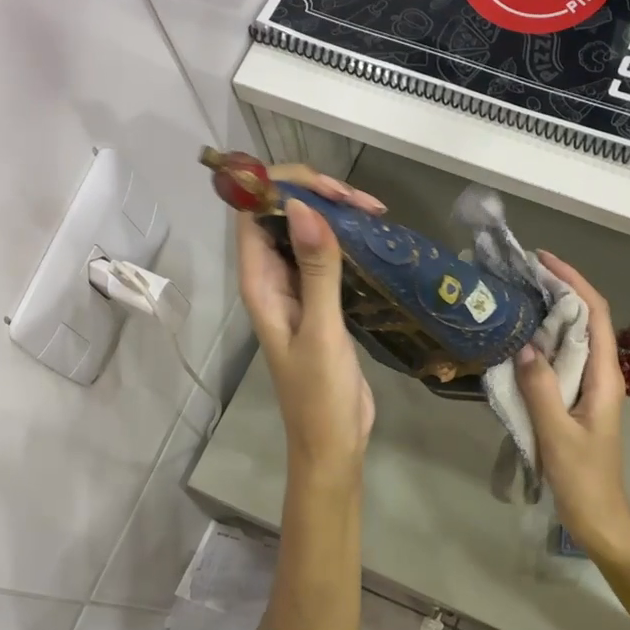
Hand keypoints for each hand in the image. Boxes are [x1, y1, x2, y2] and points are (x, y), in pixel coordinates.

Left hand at [237, 165, 382, 477]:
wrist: (333, 442)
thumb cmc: (320, 395)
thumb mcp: (321, 331)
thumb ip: (316, 269)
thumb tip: (303, 207)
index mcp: (260, 285)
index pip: (254, 212)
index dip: (284, 187)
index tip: (332, 190)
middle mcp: (273, 282)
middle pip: (281, 215)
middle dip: (318, 196)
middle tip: (366, 204)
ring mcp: (297, 292)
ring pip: (307, 234)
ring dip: (336, 217)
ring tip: (376, 214)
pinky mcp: (321, 305)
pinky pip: (327, 258)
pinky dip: (348, 243)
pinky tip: (375, 240)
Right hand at [514, 252, 629, 555]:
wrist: (598, 517)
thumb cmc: (583, 479)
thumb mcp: (557, 435)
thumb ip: (540, 389)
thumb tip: (524, 346)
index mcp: (605, 378)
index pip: (595, 315)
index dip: (573, 282)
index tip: (543, 261)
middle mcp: (601, 377)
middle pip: (584, 322)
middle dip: (558, 292)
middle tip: (520, 276)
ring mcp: (589, 392)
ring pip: (571, 343)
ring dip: (548, 319)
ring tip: (516, 300)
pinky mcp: (575, 406)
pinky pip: (561, 366)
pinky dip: (542, 349)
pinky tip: (519, 347)